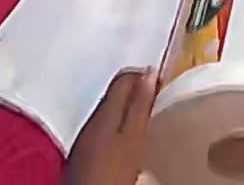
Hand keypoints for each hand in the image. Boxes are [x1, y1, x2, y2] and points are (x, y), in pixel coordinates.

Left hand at [64, 70, 154, 184]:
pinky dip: (117, 130)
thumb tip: (149, 73)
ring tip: (145, 124)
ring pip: (109, 113)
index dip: (144, 76)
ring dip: (126, 113)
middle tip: (155, 104)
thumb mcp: (134, 136)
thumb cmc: (115, 171)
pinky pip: (102, 131)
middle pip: (115, 94)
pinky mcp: (82, 155)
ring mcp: (84, 138)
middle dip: (135, 94)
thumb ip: (140, 104)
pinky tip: (127, 144)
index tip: (161, 85)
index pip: (123, 77)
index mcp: (104, 110)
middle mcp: (91, 119)